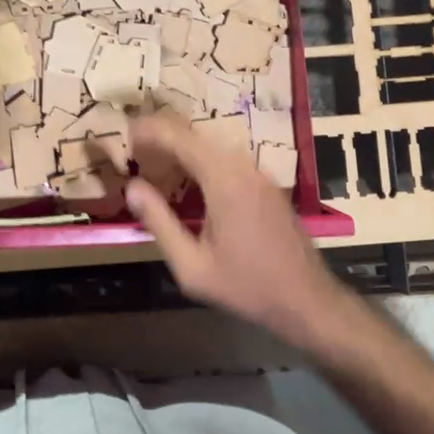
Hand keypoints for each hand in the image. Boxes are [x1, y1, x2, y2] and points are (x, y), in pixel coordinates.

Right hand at [125, 112, 354, 356]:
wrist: (309, 302)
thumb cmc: (247, 288)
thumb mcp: (192, 266)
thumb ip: (159, 223)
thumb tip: (132, 187)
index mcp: (223, 180)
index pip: (179, 138)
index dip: (149, 130)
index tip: (124, 133)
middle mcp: (243, 167)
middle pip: (196, 134)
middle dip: (163, 134)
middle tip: (134, 147)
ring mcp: (259, 174)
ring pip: (213, 144)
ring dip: (182, 145)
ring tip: (155, 159)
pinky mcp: (267, 184)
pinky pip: (227, 158)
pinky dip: (202, 157)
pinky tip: (189, 178)